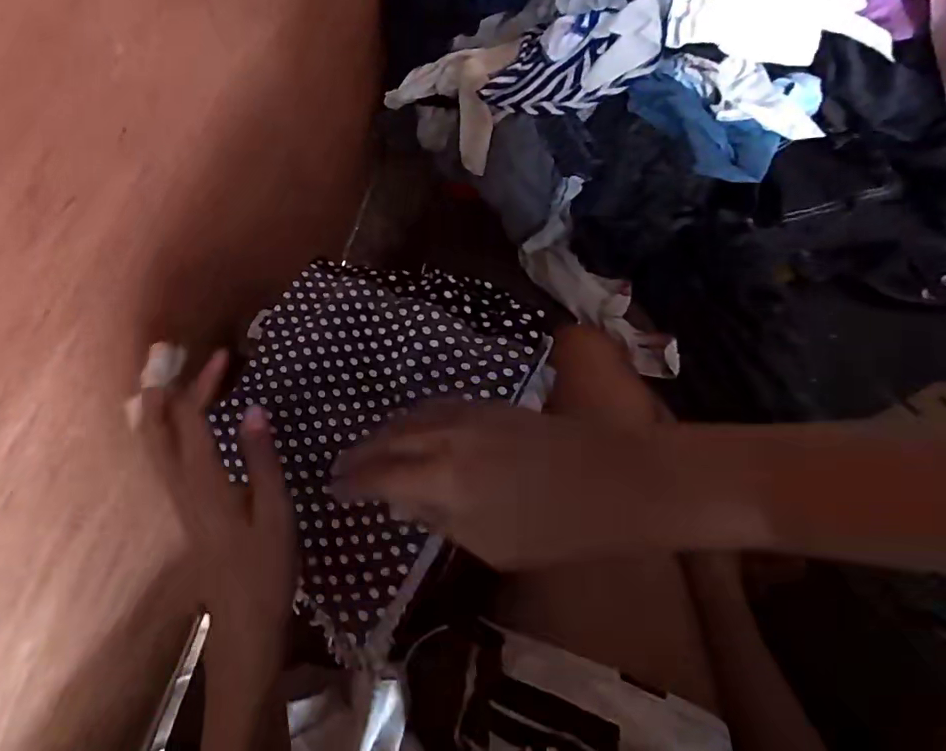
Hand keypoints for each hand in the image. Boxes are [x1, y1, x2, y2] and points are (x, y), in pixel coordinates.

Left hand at [137, 349, 296, 639]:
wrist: (242, 621)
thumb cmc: (264, 567)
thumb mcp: (274, 512)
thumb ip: (262, 459)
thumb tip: (253, 408)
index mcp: (203, 480)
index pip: (190, 418)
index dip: (201, 383)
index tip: (223, 357)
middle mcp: (179, 483)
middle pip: (156, 425)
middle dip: (165, 387)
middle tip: (181, 358)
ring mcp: (175, 495)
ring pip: (152, 440)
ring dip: (159, 404)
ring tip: (174, 377)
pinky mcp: (181, 504)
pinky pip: (160, 453)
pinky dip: (164, 425)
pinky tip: (179, 419)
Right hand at [330, 400, 761, 568]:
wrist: (612, 478)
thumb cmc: (556, 529)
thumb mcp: (491, 543)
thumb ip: (438, 519)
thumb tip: (400, 503)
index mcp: (444, 477)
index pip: (380, 476)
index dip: (353, 483)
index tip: (333, 490)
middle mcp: (444, 436)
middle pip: (387, 440)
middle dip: (359, 455)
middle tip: (339, 469)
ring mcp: (464, 413)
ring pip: (407, 417)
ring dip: (381, 433)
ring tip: (366, 450)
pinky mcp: (483, 403)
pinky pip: (431, 407)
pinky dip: (410, 418)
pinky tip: (408, 429)